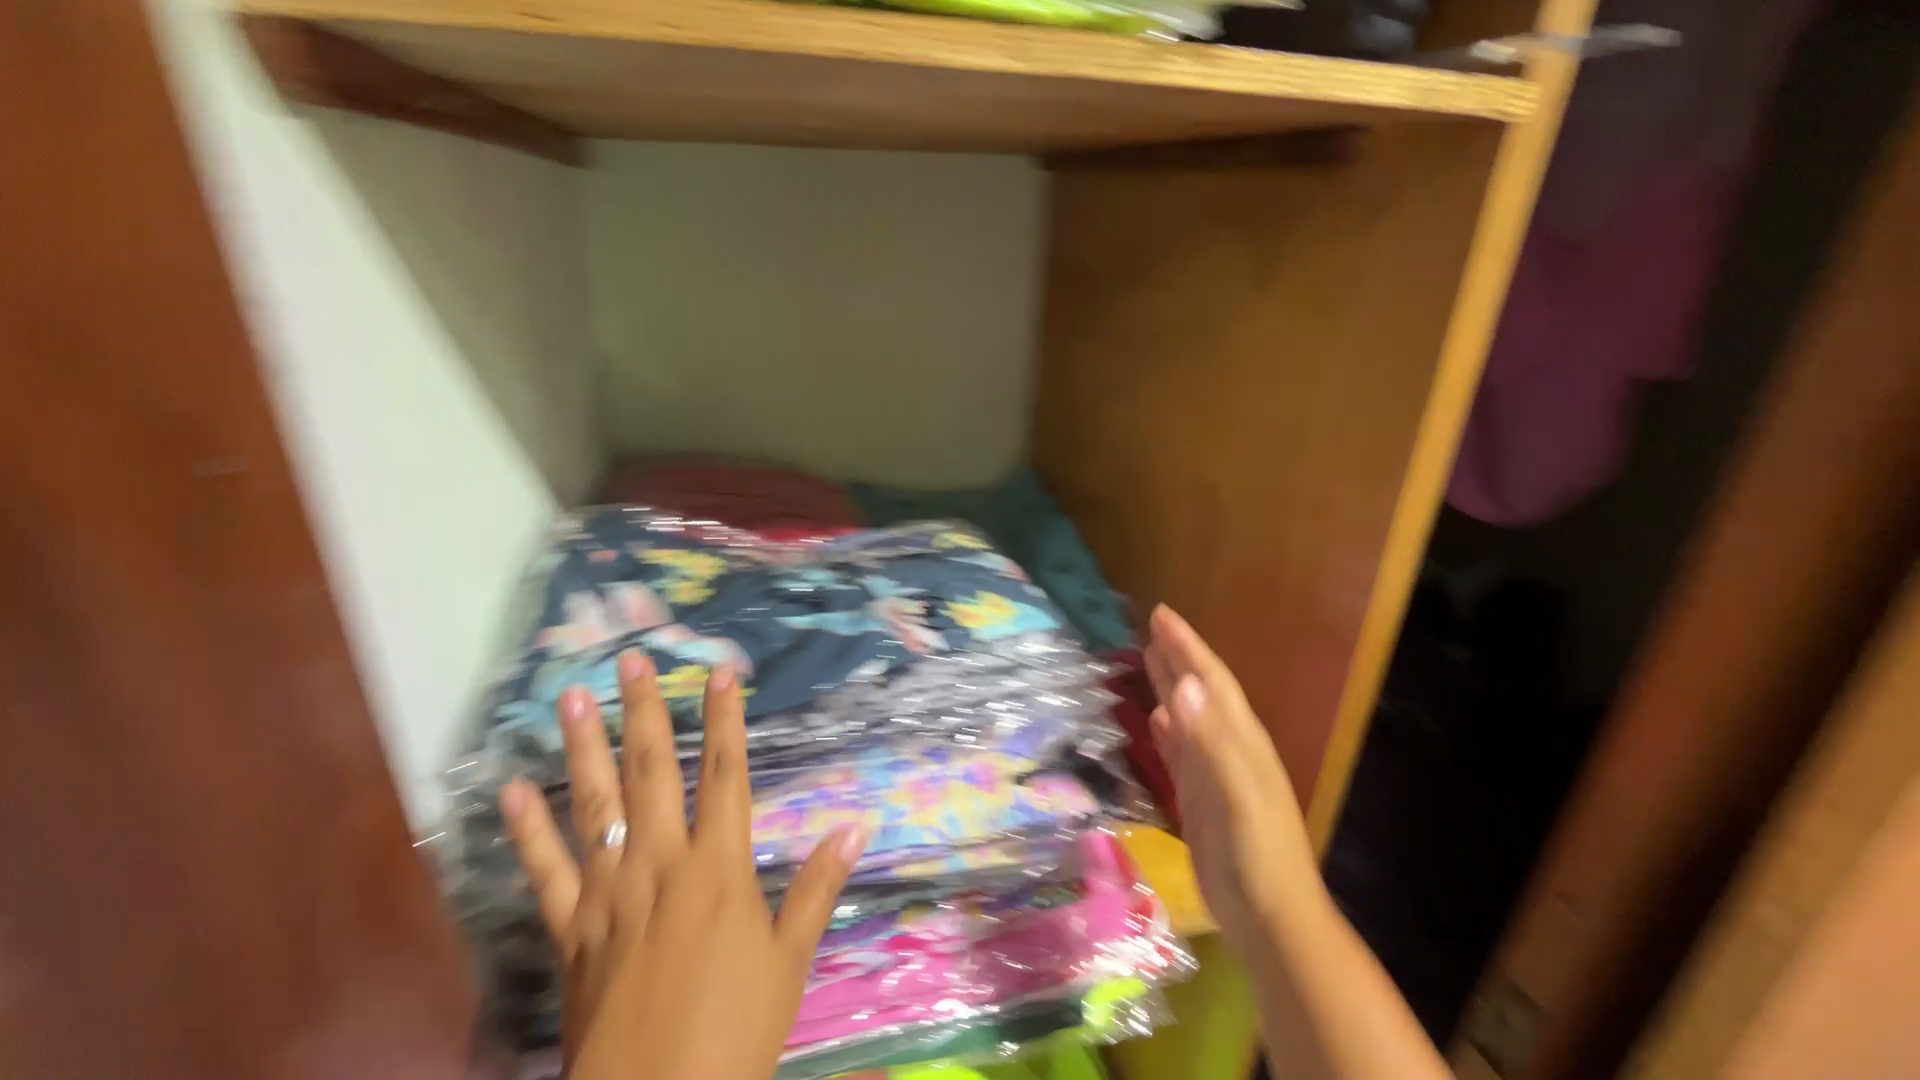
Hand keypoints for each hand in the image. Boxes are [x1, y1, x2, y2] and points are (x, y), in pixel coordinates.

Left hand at [500, 650, 867, 1079]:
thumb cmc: (737, 1029)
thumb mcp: (790, 959)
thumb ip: (817, 888)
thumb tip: (855, 826)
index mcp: (720, 869)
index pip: (725, 775)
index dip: (724, 721)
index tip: (719, 672)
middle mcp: (661, 865)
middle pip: (652, 773)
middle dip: (645, 712)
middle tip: (631, 660)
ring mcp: (609, 894)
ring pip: (595, 806)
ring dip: (583, 749)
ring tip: (573, 698)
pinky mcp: (571, 929)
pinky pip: (544, 871)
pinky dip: (527, 830)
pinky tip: (511, 790)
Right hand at [1143, 605, 1321, 946]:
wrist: (1272, 917)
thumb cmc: (1256, 855)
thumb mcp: (1234, 795)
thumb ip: (1210, 740)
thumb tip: (1184, 685)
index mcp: (1241, 742)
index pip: (1212, 682)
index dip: (1187, 647)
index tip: (1161, 614)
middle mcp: (1230, 749)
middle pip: (1202, 693)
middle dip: (1179, 658)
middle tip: (1152, 628)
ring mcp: (1217, 775)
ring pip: (1191, 718)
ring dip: (1172, 687)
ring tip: (1150, 659)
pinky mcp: (1203, 800)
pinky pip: (1183, 752)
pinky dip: (1170, 731)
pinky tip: (1158, 722)